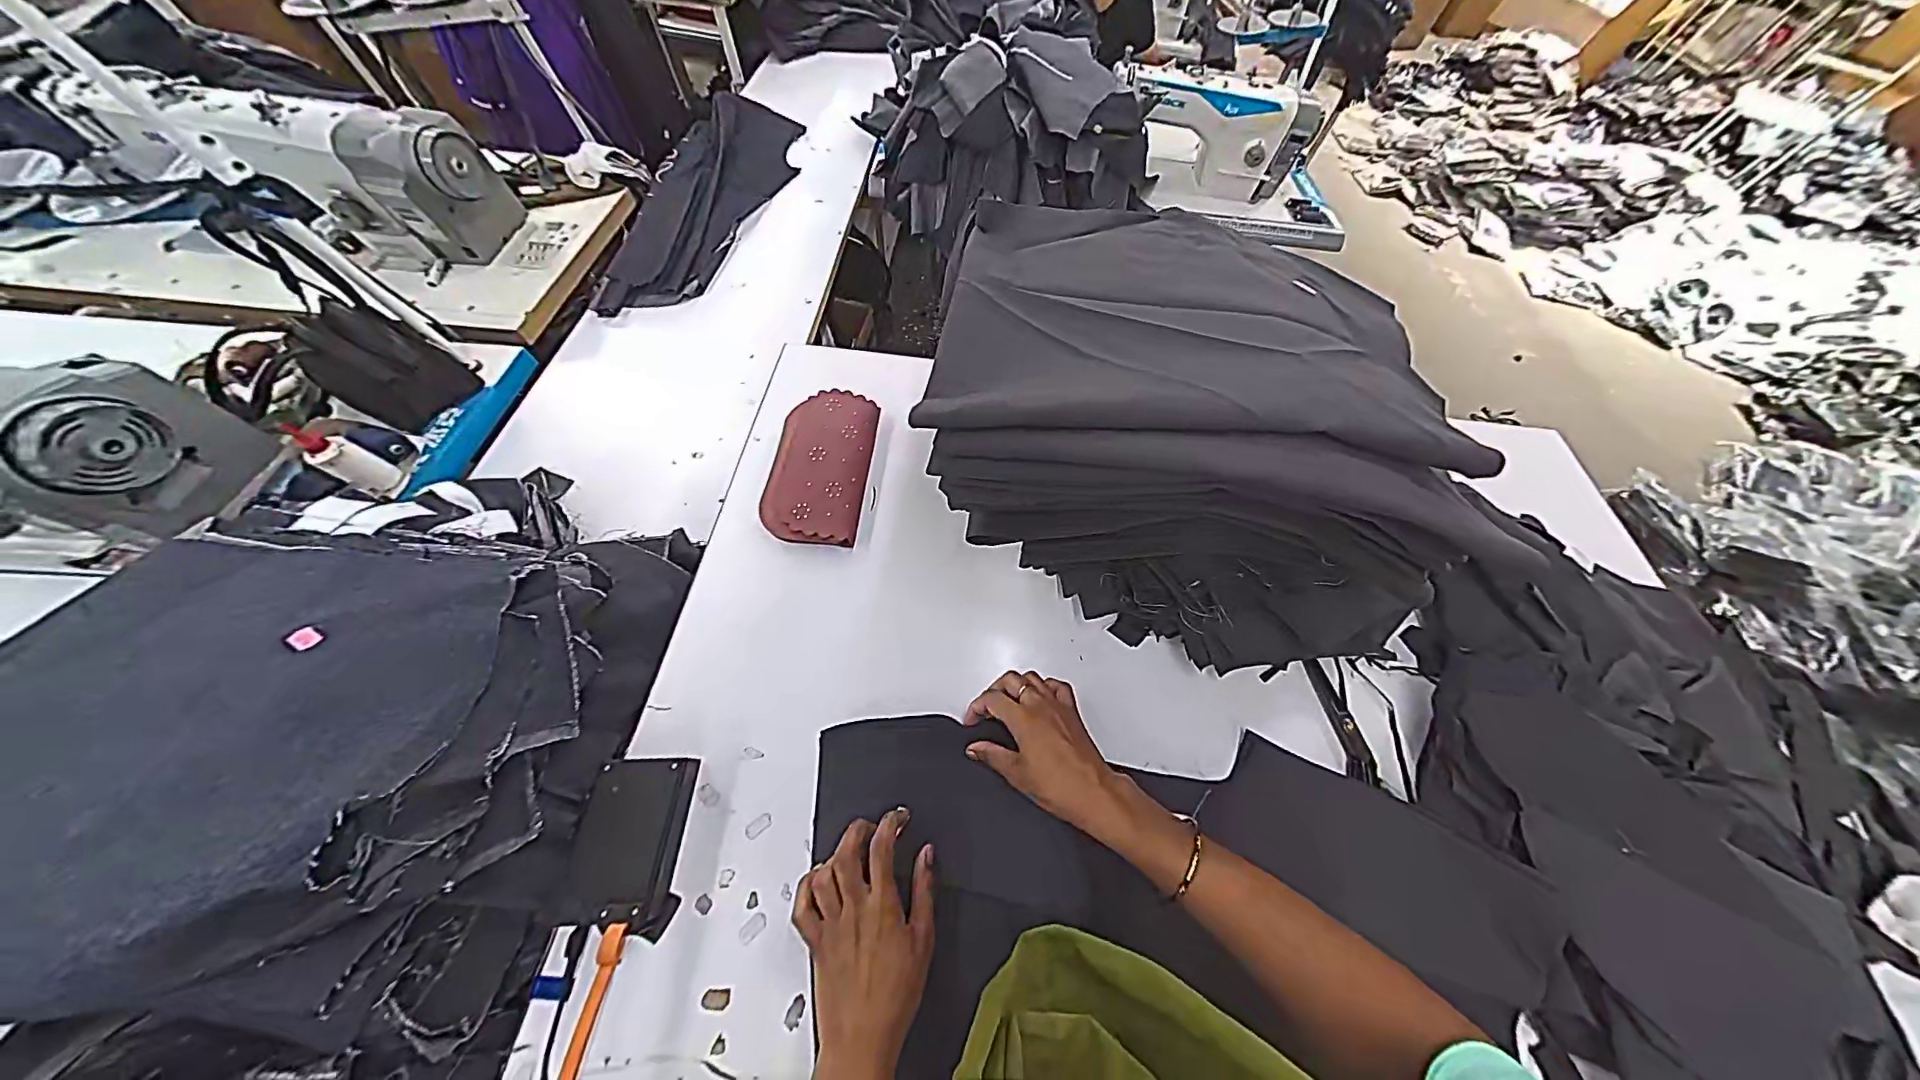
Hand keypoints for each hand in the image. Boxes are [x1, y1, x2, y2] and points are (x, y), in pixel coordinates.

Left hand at [793, 810, 934, 1079]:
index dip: (889, 824)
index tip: (897, 818)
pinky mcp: (815, 941)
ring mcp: (831, 923)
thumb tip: (926, 857)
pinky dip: (807, 885)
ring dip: (835, 853)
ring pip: (824, 873)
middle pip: (847, 851)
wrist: (864, 1036)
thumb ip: (924, 891)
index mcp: (883, 905)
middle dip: (858, 829)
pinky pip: (802, 905)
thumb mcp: (924, 939)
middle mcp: (853, 908)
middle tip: (870, 826)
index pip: (881, 847)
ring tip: (847, 849)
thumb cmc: (896, 994)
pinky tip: (818, 880)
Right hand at [964, 672, 1197, 893]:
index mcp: (1023, 718)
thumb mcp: (1017, 773)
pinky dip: (1043, 686)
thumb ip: (992, 755)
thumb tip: (977, 748)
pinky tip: (1039, 697)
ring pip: (1032, 678)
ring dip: (1016, 685)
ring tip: (1007, 700)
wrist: (1093, 791)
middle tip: (986, 708)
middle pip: (1010, 680)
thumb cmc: (1061, 785)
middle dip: (993, 690)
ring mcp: (1058, 705)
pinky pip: (1056, 686)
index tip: (973, 719)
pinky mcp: (1072, 711)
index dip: (976, 706)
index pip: (991, 698)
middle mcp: (1041, 705)